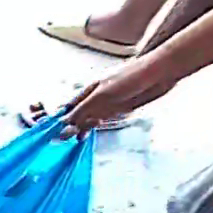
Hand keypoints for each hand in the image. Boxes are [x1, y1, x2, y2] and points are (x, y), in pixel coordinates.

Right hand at [61, 53, 181, 135]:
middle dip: (69, 126)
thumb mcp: (101, 96)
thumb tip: (61, 126)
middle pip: (77, 115)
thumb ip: (81, 112)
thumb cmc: (130, 78)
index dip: (59, 120)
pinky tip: (90, 132)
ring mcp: (107, 104)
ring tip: (77, 138)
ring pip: (89, 119)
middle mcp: (95, 98)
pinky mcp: (119, 109)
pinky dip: (94, 127)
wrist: (161, 72)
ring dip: (81, 128)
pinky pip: (102, 120)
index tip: (51, 134)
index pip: (68, 108)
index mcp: (87, 91)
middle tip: (62, 140)